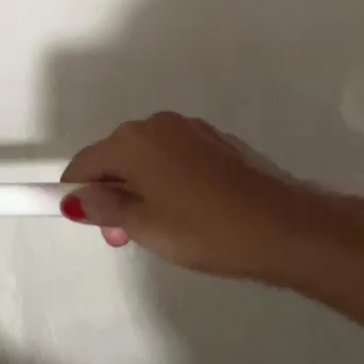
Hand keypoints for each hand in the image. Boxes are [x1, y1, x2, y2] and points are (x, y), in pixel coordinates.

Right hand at [60, 112, 332, 279]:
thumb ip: (103, 208)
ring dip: (142, 189)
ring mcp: (190, 130)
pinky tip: (190, 213)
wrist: (288, 229)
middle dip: (112, 194)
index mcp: (131, 141)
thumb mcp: (144, 226)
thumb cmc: (205, 230)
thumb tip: (75, 198)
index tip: (86, 224)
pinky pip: (177, 159)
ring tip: (162, 228)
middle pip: (115, 158)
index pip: (84, 164)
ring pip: (147, 159)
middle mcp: (156, 125)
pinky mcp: (219, 142)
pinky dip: (171, 181)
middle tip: (126, 238)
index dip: (76, 194)